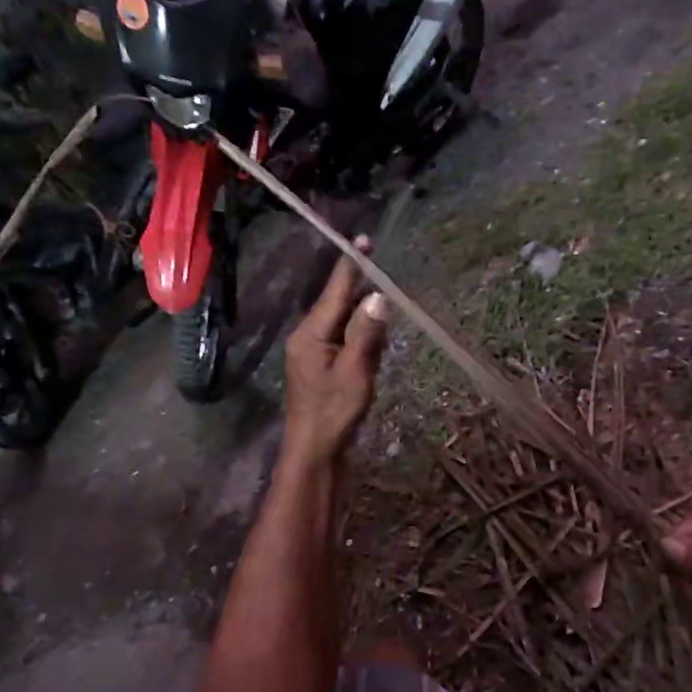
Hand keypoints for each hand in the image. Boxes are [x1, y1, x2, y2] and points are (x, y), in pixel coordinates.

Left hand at [283, 240, 389, 464]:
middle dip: (364, 306)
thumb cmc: (334, 412)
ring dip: (364, 331)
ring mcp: (311, 354)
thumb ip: (366, 333)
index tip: (364, 240)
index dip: (352, 266)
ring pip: (343, 326)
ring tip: (377, 352)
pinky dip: (359, 347)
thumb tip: (379, 297)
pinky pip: (342, 344)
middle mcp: (307, 337)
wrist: (314, 451)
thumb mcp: (355, 371)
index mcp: (311, 333)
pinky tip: (370, 362)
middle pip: (339, 307)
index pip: (335, 291)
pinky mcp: (319, 368)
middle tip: (384, 316)